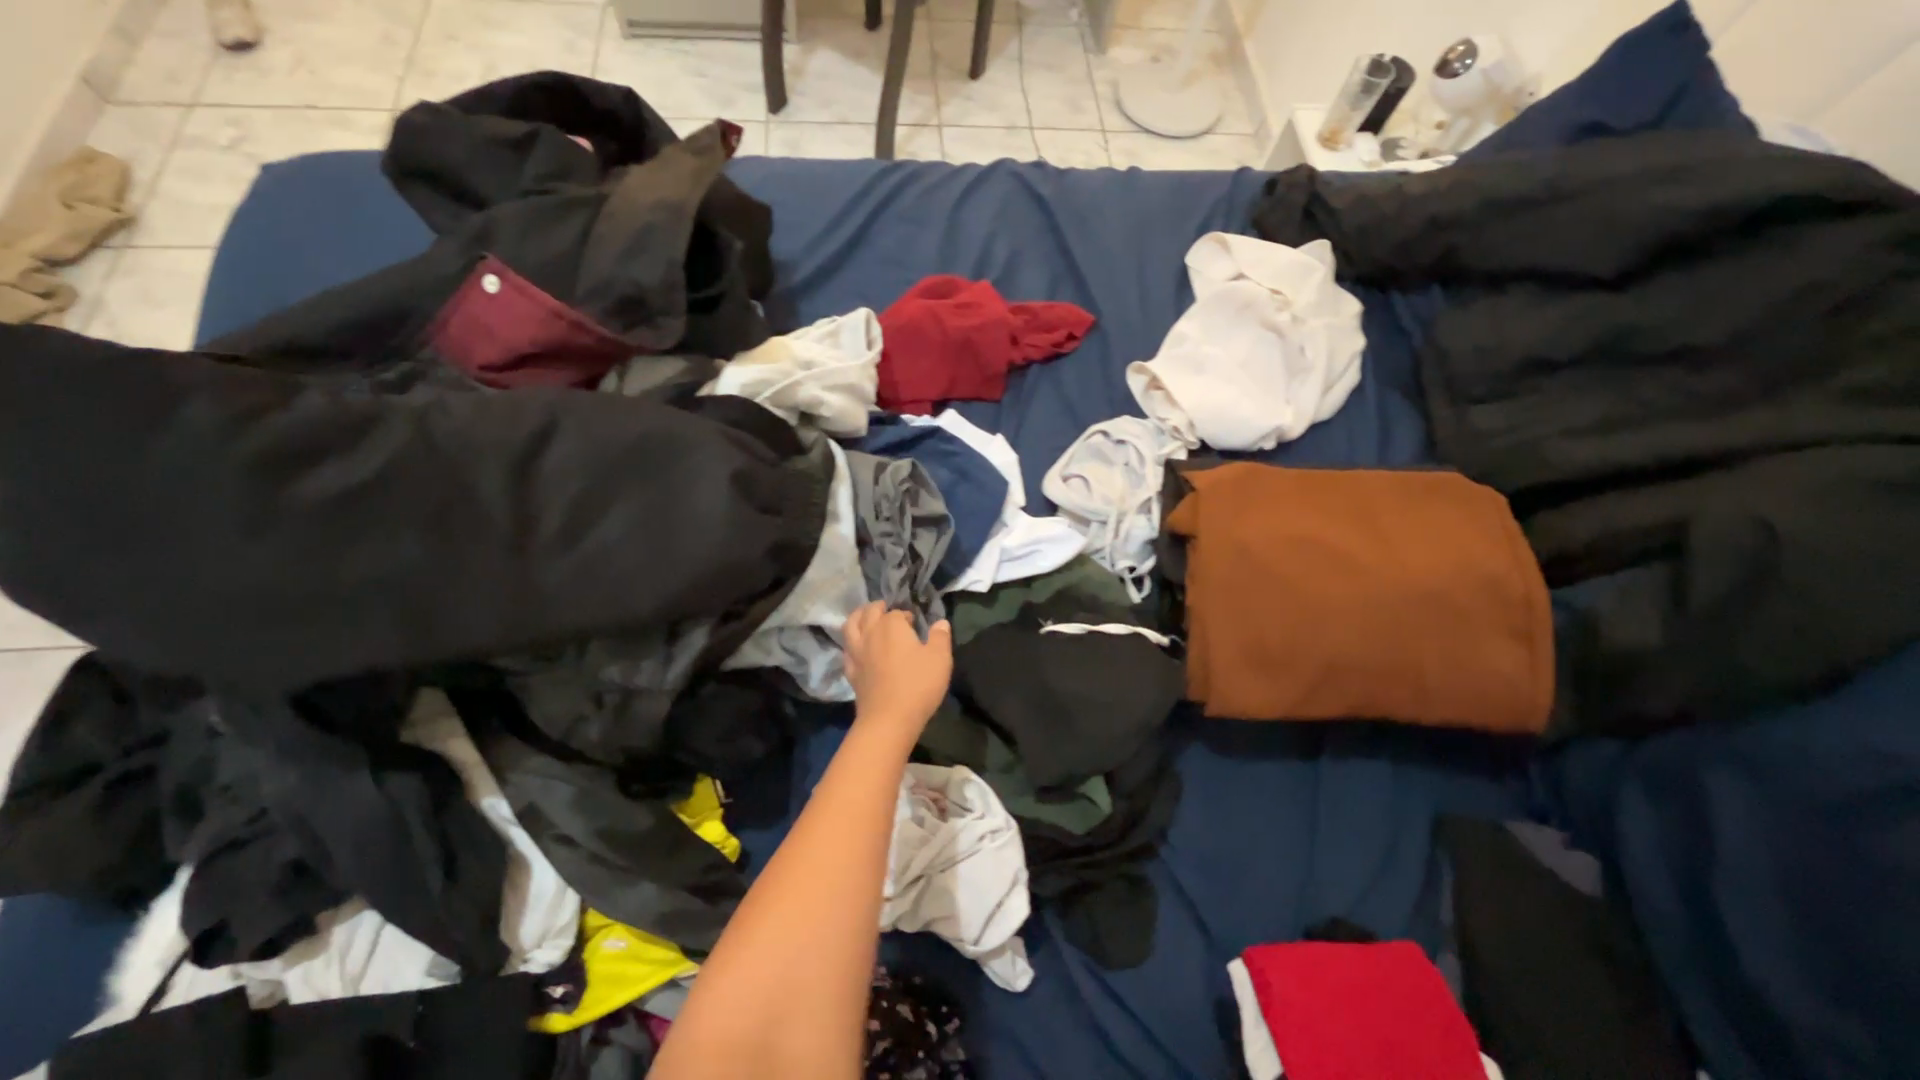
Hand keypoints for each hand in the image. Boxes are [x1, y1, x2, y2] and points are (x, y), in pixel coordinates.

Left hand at [842, 602, 951, 735]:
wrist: (889, 718)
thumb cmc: (918, 684)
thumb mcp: (940, 659)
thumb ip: (940, 637)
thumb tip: (940, 622)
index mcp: (891, 626)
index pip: (896, 613)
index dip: (905, 615)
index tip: (913, 622)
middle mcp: (870, 634)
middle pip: (869, 613)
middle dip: (878, 608)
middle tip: (885, 609)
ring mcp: (857, 653)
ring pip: (850, 627)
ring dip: (857, 617)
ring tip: (864, 616)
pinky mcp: (851, 672)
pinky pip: (847, 651)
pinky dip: (851, 644)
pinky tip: (856, 648)